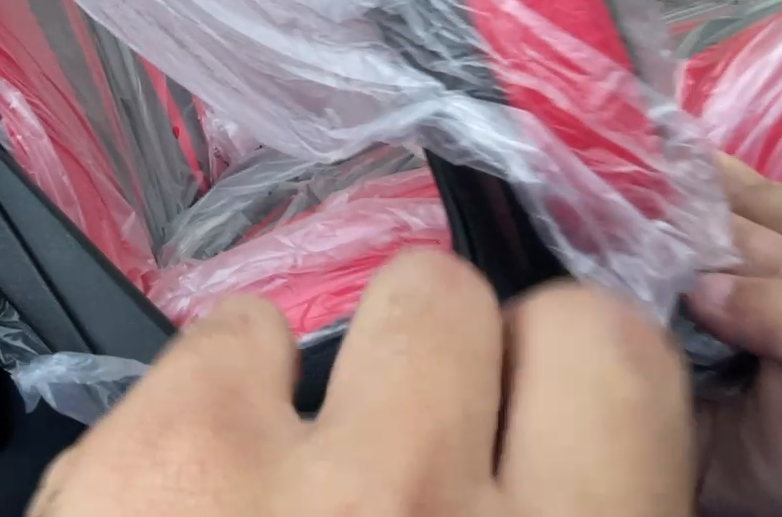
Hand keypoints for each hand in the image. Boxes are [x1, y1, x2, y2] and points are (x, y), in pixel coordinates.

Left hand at [30, 250, 693, 515]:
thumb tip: (557, 481)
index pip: (616, 358)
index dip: (567, 374)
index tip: (527, 411)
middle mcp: (430, 513)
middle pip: (460, 291)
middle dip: (450, 342)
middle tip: (413, 419)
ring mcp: (286, 472)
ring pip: (353, 288)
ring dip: (350, 358)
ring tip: (315, 450)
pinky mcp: (165, 450)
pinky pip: (234, 329)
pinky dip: (230, 384)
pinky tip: (204, 478)